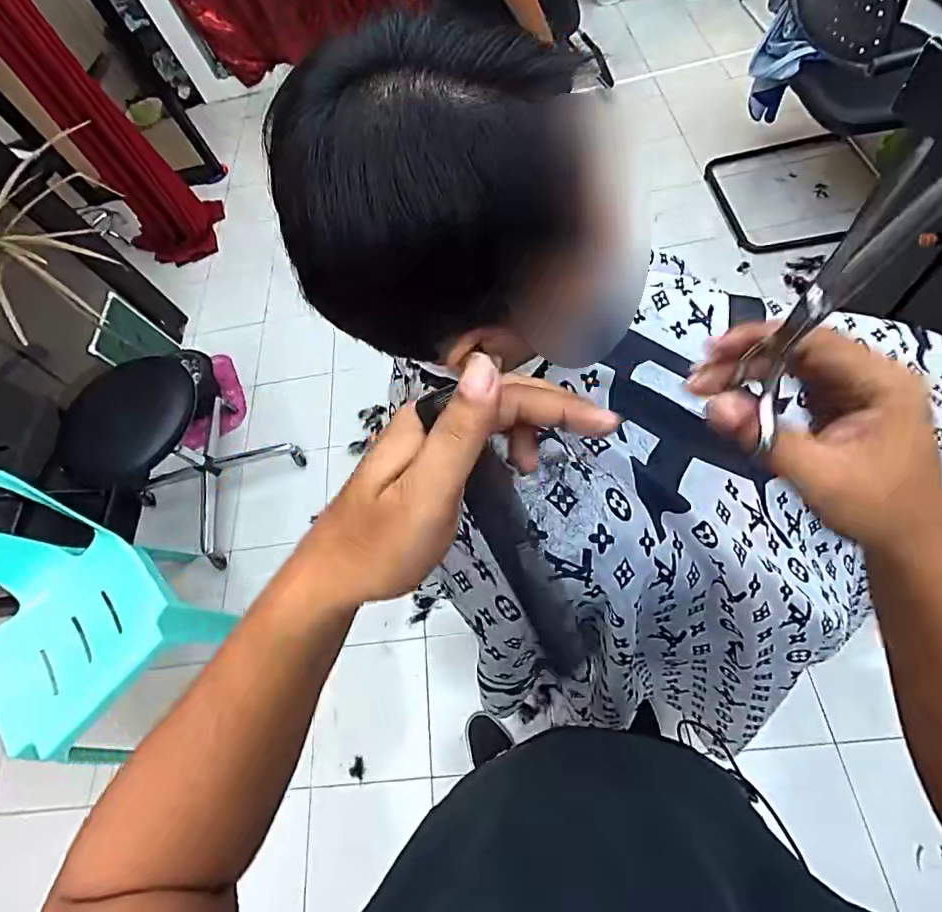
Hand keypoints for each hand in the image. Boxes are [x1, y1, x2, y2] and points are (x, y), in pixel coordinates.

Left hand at [299, 353, 619, 606]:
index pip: (506, 395)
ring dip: (531, 425)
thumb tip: (486, 364)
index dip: (559, 404)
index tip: (606, 423)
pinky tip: (516, 464)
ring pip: (495, 413)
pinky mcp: (432, 457)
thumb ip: (460, 429)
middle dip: (555, 407)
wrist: (335, 577)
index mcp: (430, 416)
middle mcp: (430, 415)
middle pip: (503, 396)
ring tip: (540, 464)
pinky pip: (482, 435)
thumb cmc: (381, 545)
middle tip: (602, 428)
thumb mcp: (428, 490)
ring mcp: (430, 435)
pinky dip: (510, 442)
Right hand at [687, 322, 941, 553]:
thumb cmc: (876, 512)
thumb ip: (764, 438)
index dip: (757, 340)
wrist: (911, 546)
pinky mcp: (844, 405)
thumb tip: (714, 406)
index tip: (713, 353)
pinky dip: (763, 388)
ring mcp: (858, 389)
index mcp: (881, 381)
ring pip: (793, 364)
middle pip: (798, 348)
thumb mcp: (818, 476)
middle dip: (744, 359)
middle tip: (699, 379)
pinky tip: (737, 399)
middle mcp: (872, 374)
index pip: (811, 340)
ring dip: (749, 372)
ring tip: (708, 386)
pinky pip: (796, 384)